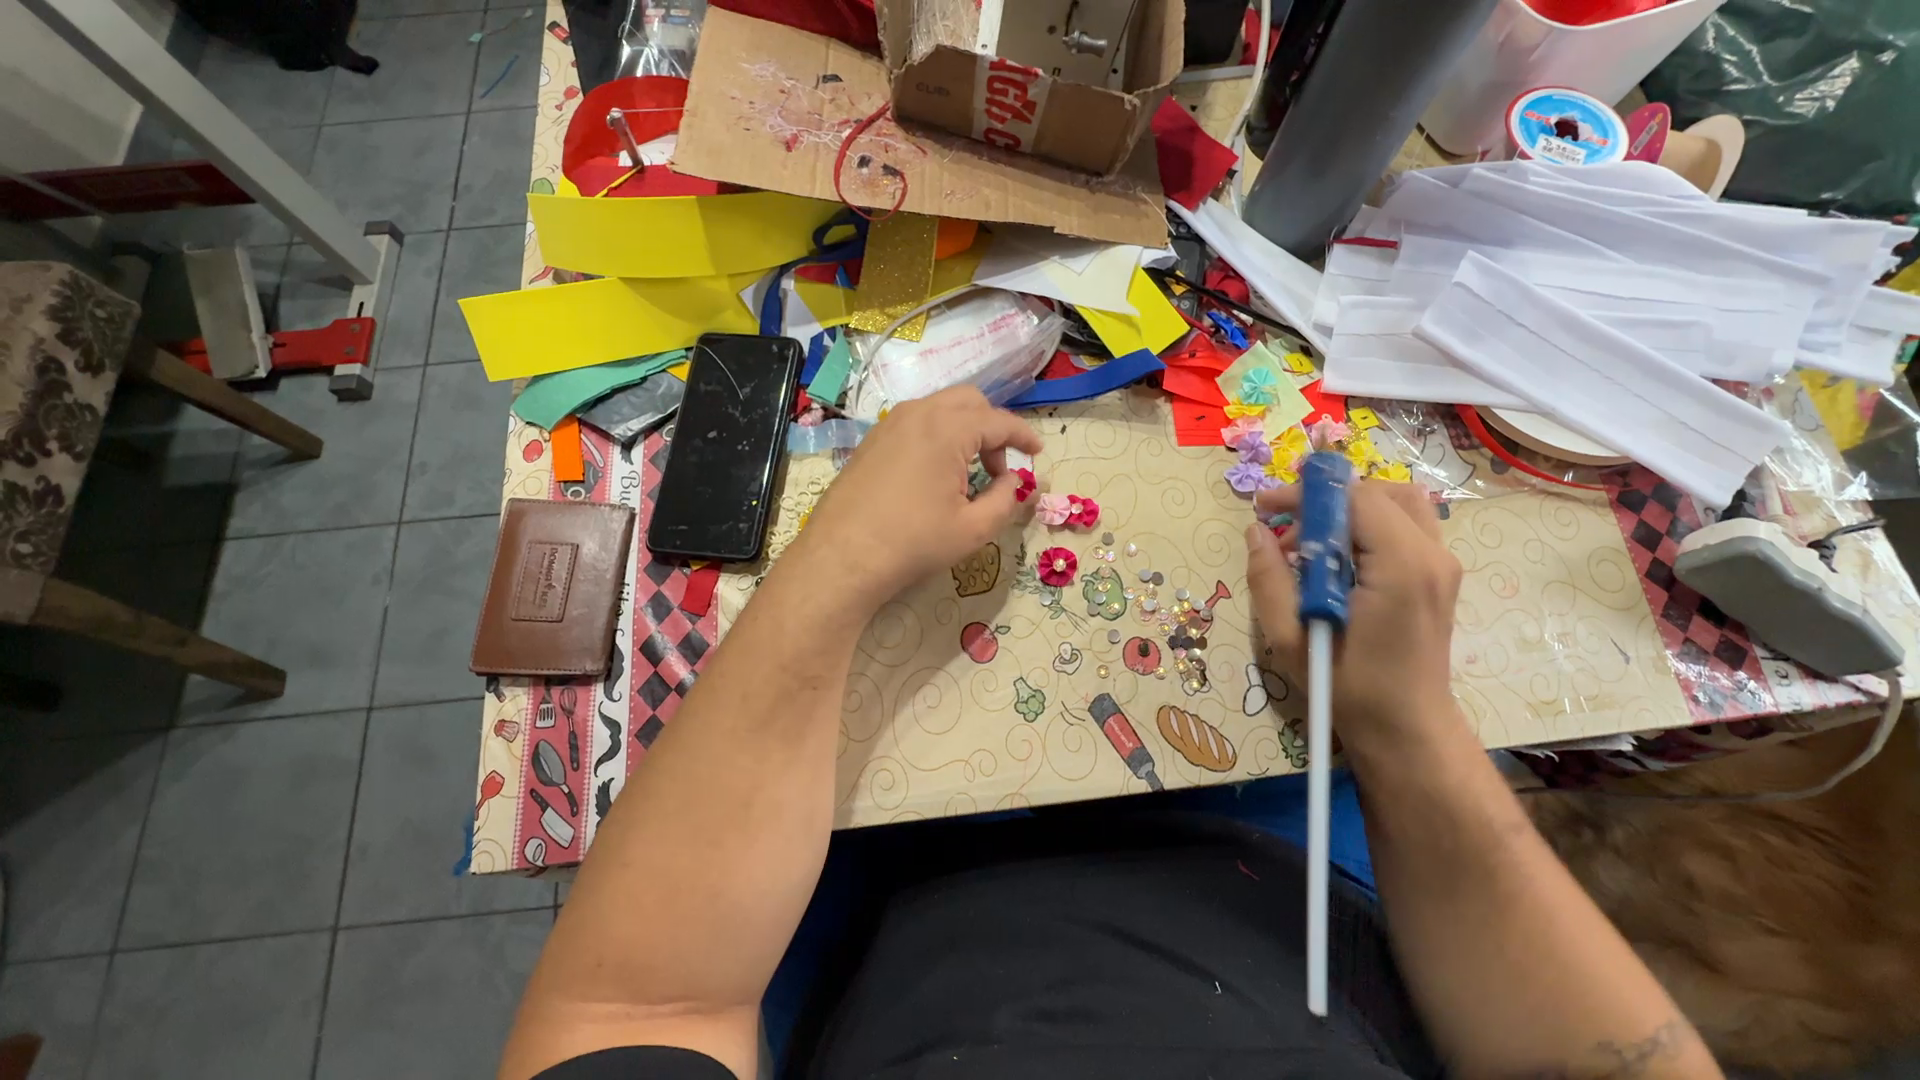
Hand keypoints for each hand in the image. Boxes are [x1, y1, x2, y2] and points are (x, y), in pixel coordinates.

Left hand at [784, 387, 1043, 613]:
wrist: (842, 557)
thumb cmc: (913, 543)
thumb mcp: (973, 528)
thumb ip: (1007, 499)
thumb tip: (1018, 482)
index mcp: (947, 428)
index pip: (999, 421)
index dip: (1024, 436)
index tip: (1038, 453)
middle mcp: (918, 413)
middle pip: (969, 401)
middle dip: (992, 428)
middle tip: (1000, 468)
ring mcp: (890, 423)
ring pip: (940, 408)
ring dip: (965, 430)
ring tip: (969, 473)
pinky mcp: (872, 440)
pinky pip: (917, 423)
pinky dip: (938, 436)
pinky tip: (936, 475)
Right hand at [1243, 480, 1463, 756]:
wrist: (1407, 729)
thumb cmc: (1347, 690)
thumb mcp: (1291, 639)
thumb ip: (1269, 579)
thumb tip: (1256, 531)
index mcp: (1400, 568)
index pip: (1354, 499)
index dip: (1306, 495)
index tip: (1265, 509)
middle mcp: (1432, 555)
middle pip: (1378, 492)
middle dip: (1325, 499)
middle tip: (1283, 527)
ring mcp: (1443, 564)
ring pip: (1398, 502)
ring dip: (1349, 508)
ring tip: (1311, 540)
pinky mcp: (1440, 575)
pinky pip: (1407, 525)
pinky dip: (1369, 525)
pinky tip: (1339, 557)